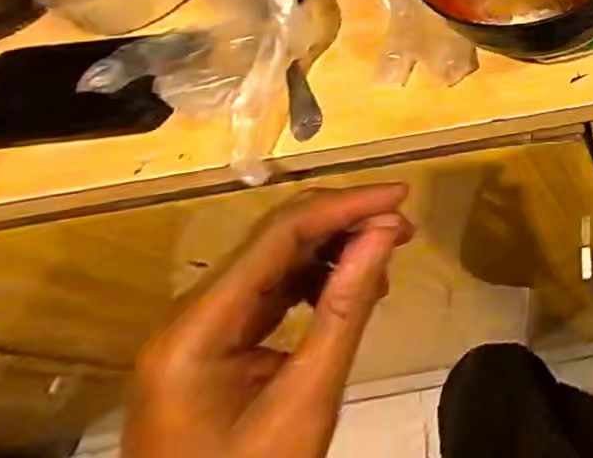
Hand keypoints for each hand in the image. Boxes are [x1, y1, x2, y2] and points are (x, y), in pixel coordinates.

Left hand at [123, 184, 414, 457]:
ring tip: (388, 255)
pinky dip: (319, 276)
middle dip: (344, 221)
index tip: (403, 195)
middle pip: (275, 238)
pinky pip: (273, 288)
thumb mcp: (308, 397)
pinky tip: (353, 288)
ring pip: (277, 257)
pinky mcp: (213, 344)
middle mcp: (188, 317)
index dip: (346, 205)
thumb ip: (348, 306)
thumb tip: (388, 228)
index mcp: (195, 330)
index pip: (280, 235)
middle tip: (404, 227)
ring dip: (336, 247)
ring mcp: (198, 330)